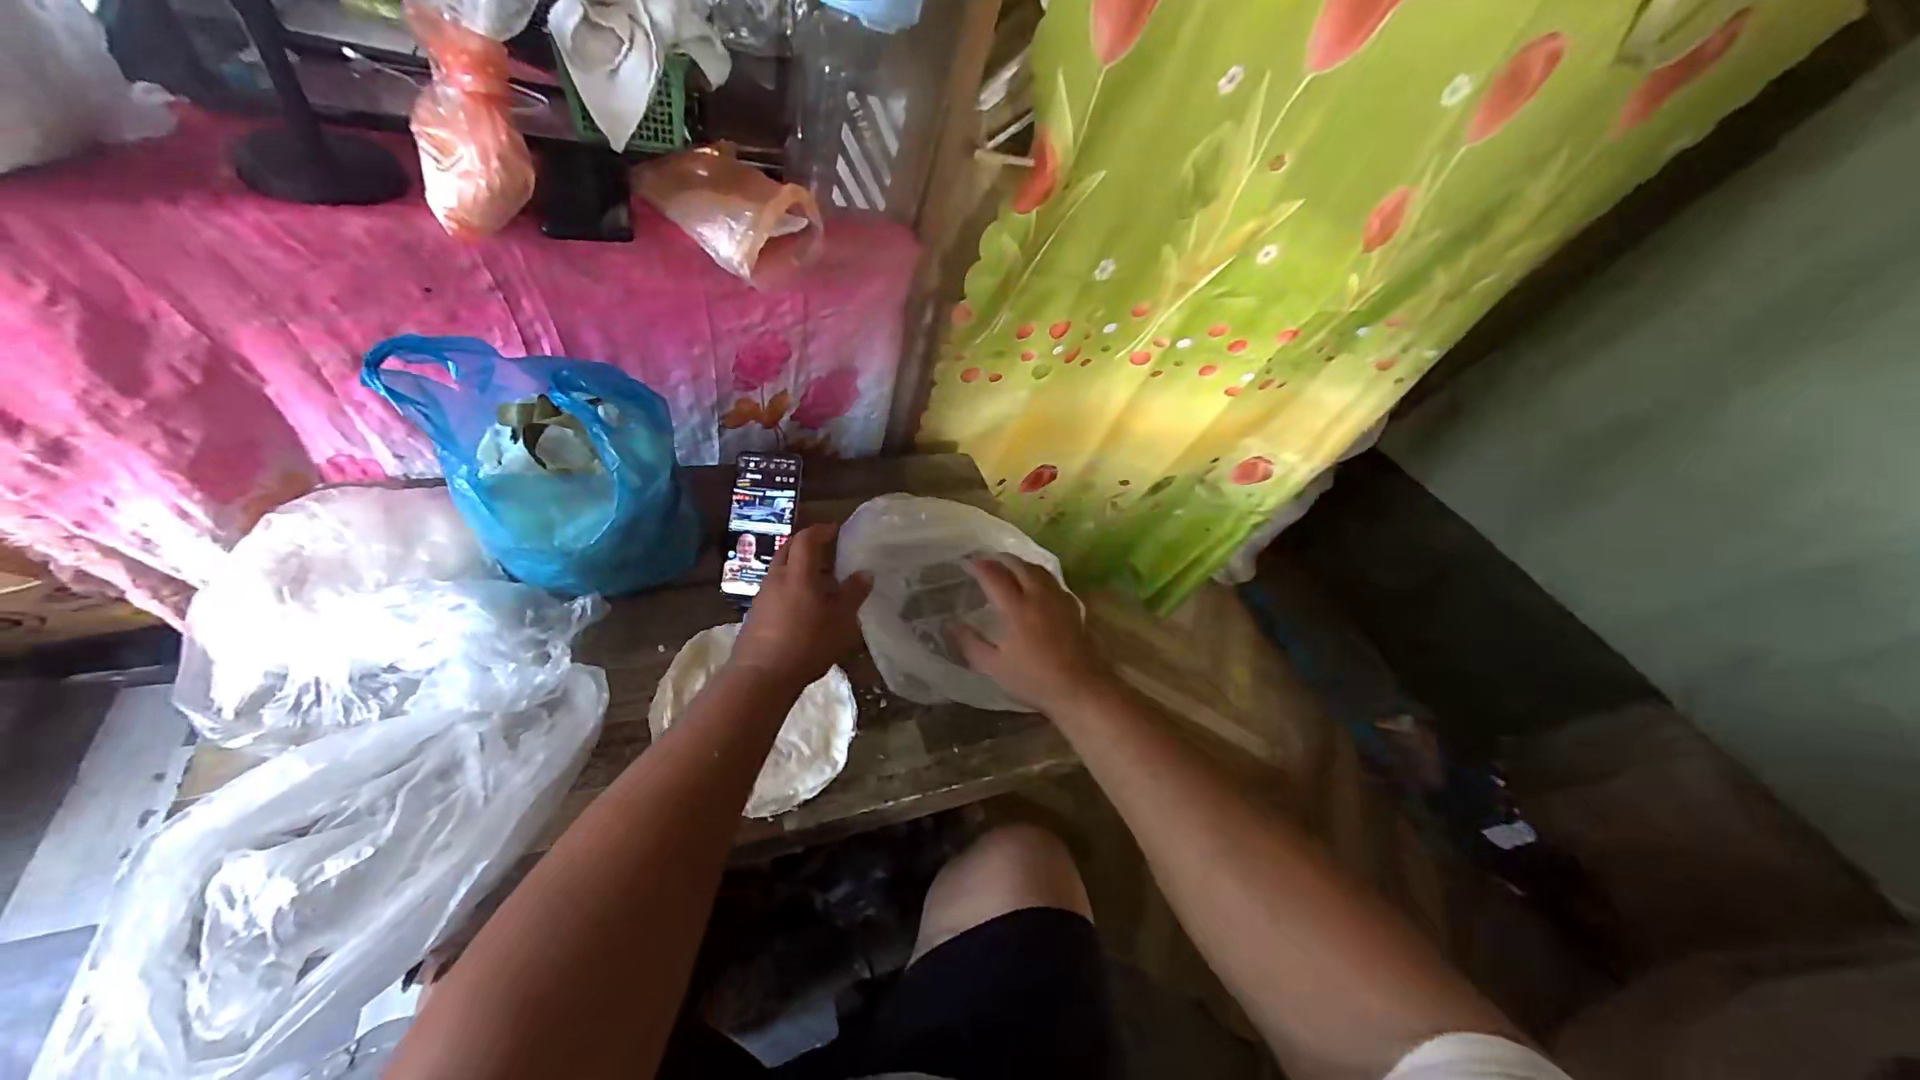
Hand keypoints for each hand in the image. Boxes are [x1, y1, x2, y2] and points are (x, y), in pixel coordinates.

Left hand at [730, 524, 872, 690]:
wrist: (761, 675)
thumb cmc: (807, 643)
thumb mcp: (841, 620)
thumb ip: (853, 594)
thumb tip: (864, 573)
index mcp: (798, 573)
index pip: (806, 539)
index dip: (821, 530)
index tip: (835, 530)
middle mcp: (777, 577)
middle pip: (788, 549)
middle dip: (807, 545)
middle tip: (827, 552)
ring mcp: (763, 596)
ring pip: (780, 570)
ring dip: (798, 568)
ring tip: (819, 582)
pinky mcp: (755, 614)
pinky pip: (775, 589)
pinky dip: (790, 587)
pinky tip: (803, 606)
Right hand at [949, 556, 1114, 712]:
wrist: (1081, 688)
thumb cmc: (1034, 679)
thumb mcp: (994, 666)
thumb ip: (969, 643)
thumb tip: (949, 625)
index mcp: (1016, 608)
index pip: (993, 575)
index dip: (977, 566)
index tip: (965, 563)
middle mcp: (1038, 595)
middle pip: (1018, 564)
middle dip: (998, 558)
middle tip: (984, 561)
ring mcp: (1058, 598)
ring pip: (1037, 568)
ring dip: (1019, 563)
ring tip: (1007, 567)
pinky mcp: (1073, 606)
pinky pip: (1051, 580)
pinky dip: (1036, 574)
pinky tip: (1034, 585)